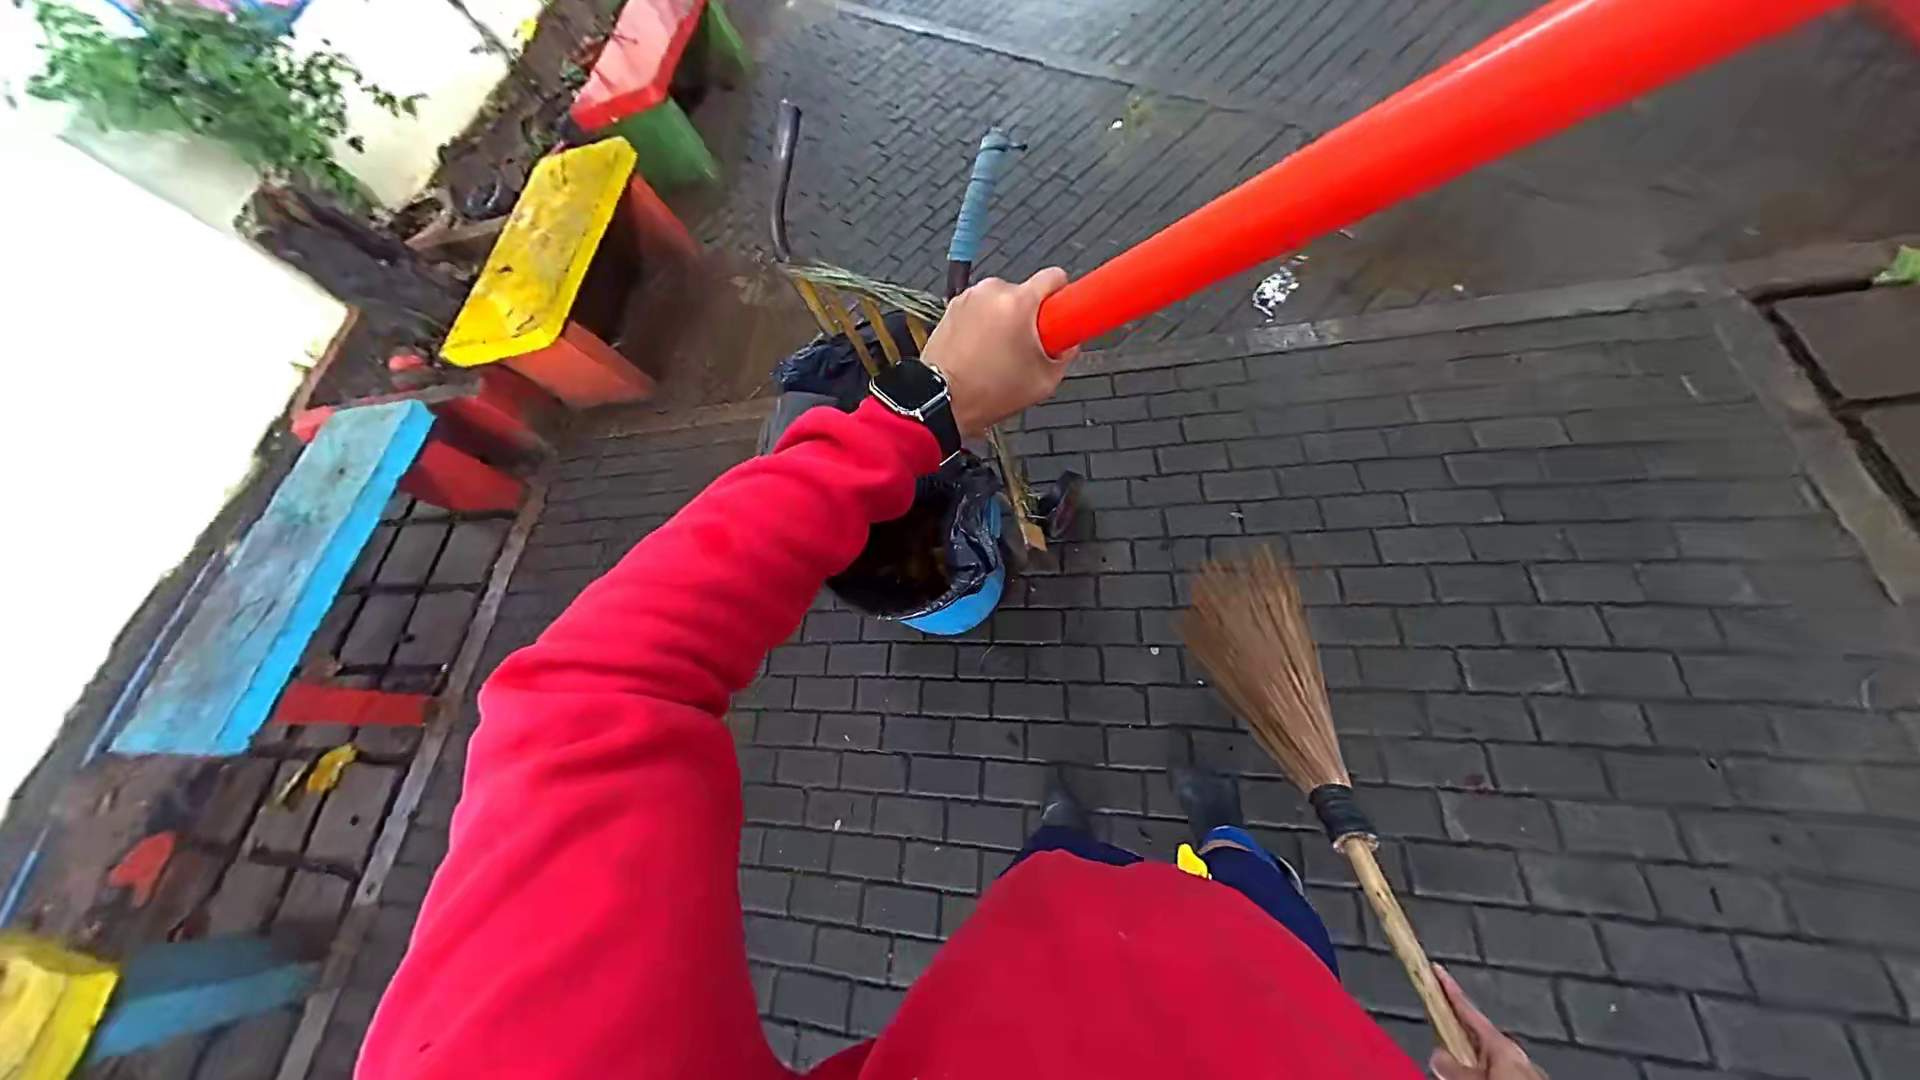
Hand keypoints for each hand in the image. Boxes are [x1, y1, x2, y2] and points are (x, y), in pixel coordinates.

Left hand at [922, 268, 1079, 436]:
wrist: (940, 401)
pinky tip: (979, 353)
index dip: (1061, 298)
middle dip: (1029, 317)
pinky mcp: (951, 307)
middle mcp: (992, 291)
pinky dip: (983, 326)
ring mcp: (968, 297)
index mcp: (1019, 302)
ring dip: (1004, 321)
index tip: (1059, 317)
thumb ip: (1065, 354)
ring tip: (998, 356)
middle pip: (1025, 293)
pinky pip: (978, 310)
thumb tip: (1068, 341)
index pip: (1054, 277)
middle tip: (1025, 350)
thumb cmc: (988, 393)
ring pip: (1000, 302)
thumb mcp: (1044, 381)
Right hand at [1429, 967, 1548, 1079]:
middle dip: (1457, 1041)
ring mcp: (1528, 1076)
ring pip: (1490, 1064)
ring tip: (1457, 1075)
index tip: (1435, 969)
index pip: (1467, 1008)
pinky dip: (1486, 1076)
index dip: (1448, 988)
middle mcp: (1518, 1059)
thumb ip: (1453, 1067)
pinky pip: (1501, 1076)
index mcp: (1503, 1047)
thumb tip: (1437, 1055)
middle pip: (1478, 1040)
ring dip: (1473, 1065)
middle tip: (1439, 1049)